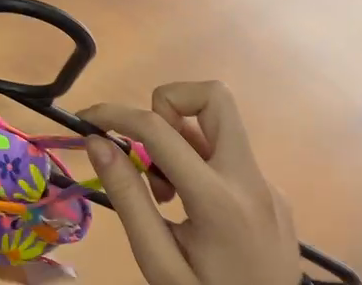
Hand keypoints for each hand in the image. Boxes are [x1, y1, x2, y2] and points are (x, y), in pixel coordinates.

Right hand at [80, 82, 298, 284]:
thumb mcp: (157, 263)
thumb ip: (127, 197)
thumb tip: (96, 140)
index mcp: (220, 201)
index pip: (158, 127)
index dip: (113, 112)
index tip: (86, 122)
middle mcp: (253, 183)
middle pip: (214, 98)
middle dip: (166, 105)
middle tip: (146, 146)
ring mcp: (270, 189)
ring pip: (217, 128)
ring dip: (179, 140)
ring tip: (163, 194)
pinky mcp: (275, 199)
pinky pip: (227, 157)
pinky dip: (197, 163)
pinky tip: (188, 209)